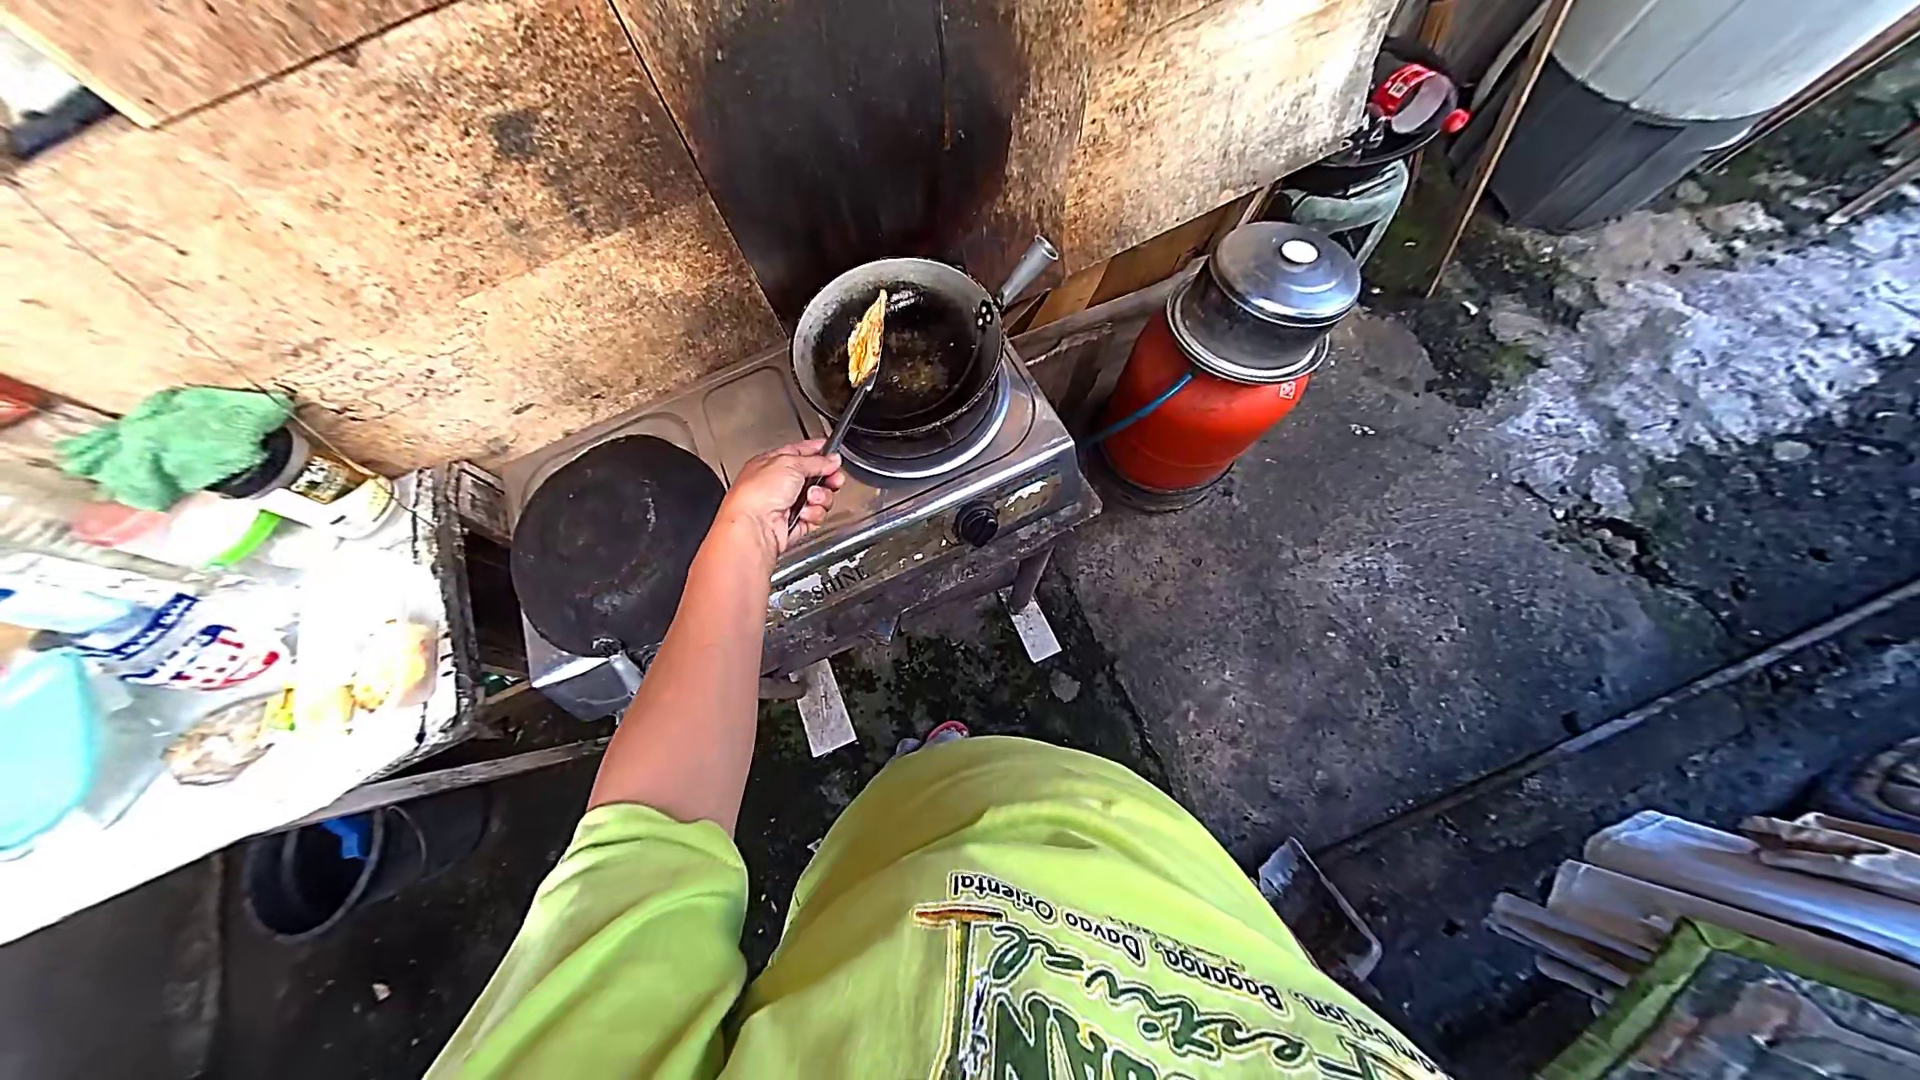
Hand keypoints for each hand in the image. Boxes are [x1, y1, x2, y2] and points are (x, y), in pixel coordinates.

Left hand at [713, 439, 846, 561]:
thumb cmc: (757, 493)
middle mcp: (780, 484)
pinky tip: (804, 513)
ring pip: (820, 497)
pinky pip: (817, 515)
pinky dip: (814, 514)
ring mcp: (789, 504)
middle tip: (834, 478)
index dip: (818, 451)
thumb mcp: (790, 463)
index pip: (801, 453)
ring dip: (821, 497)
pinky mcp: (797, 523)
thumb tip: (831, 459)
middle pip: (816, 476)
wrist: (754, 526)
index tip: (832, 453)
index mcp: (774, 463)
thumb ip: (816, 460)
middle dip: (828, 477)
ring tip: (811, 497)